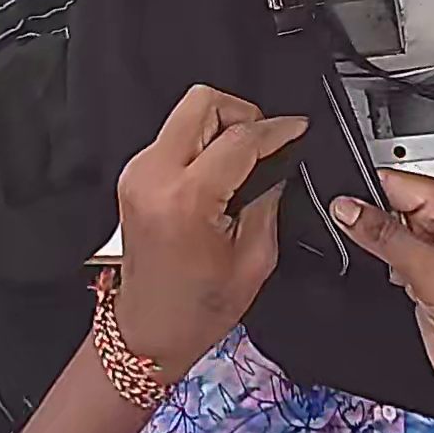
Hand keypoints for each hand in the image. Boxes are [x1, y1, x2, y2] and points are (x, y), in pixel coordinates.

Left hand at [114, 85, 306, 376]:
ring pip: (188, 112)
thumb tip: (278, 161)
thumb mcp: (254, 257)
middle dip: (243, 114)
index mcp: (185, 200)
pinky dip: (205, 140)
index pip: (239, 138)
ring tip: (244, 159)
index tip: (298, 129)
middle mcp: (154, 176)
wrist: (146, 330)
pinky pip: (177, 133)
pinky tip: (220, 169)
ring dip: (223, 126)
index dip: (278, 129)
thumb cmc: (197, 307)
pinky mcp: (135, 173)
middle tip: (264, 142)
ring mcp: (138, 172)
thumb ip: (269, 198)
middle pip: (203, 101)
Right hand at [331, 170, 433, 426]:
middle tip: (358, 243)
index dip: (364, 194)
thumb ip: (387, 238)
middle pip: (388, 205)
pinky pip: (388, 262)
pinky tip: (385, 282)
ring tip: (384, 269)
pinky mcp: (425, 282)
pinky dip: (378, 270)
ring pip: (385, 235)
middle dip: (368, 222)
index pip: (397, 182)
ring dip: (373, 249)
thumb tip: (347, 207)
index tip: (339, 210)